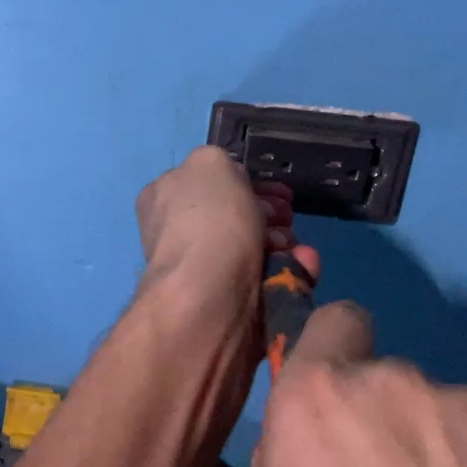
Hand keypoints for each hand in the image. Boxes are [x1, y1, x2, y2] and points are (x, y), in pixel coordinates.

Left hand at [134, 145, 317, 307]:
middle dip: (270, 214)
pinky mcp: (230, 303)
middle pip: (235, 217)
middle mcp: (178, 233)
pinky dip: (290, 271)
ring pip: (256, 249)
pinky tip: (302, 266)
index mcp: (164, 197)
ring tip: (295, 248)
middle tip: (288, 216)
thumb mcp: (210, 163)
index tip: (278, 191)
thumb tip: (232, 181)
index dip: (247, 183)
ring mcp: (202, 270)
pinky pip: (268, 279)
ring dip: (285, 243)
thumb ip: (221, 163)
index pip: (210, 184)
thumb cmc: (207, 220)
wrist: (209, 294)